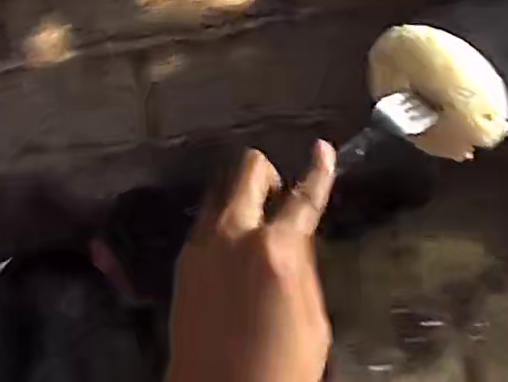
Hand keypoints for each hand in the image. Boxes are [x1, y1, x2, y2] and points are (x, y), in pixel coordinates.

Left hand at [166, 141, 336, 381]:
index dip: (317, 171)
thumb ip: (301, 268)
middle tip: (277, 200)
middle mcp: (234, 232)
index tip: (323, 148)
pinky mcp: (184, 256)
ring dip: (240, 194)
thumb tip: (295, 237)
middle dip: (267, 173)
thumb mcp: (312, 324)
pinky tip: (231, 254)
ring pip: (220, 186)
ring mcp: (203, 240)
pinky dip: (223, 222)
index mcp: (275, 252)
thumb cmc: (281, 371)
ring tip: (252, 227)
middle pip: (247, 168)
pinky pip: (206, 218)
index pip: (303, 199)